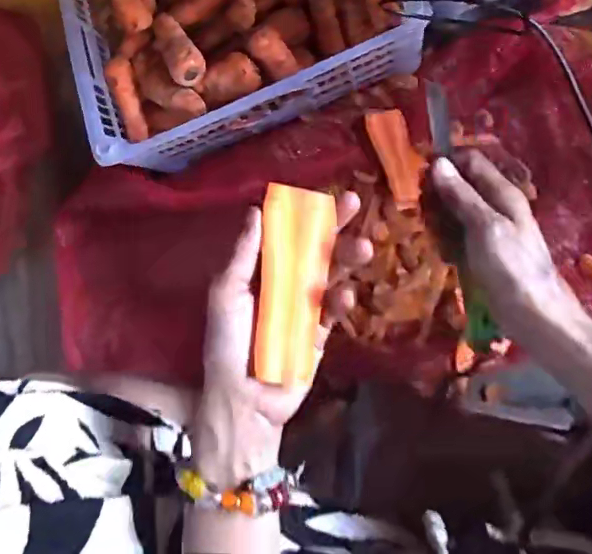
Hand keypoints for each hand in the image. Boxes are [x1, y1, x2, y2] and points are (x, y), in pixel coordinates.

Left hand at [192, 191, 370, 484]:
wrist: (243, 399)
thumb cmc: (227, 341)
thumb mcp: (227, 291)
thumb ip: (245, 254)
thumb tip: (256, 209)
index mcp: (260, 267)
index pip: (284, 231)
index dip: (301, 212)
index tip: (319, 191)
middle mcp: (284, 280)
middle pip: (313, 246)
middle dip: (334, 225)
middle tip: (356, 203)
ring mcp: (304, 305)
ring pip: (330, 273)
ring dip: (347, 258)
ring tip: (364, 246)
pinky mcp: (319, 333)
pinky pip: (334, 311)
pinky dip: (341, 300)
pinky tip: (345, 292)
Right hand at [428, 151, 591, 354]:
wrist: (537, 318)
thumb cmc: (512, 268)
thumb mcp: (485, 226)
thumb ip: (462, 195)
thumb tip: (438, 163)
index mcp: (503, 193)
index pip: (470, 160)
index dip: (445, 162)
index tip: (419, 173)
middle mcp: (496, 205)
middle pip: (459, 184)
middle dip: (437, 192)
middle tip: (421, 207)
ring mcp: (489, 229)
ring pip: (454, 209)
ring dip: (439, 217)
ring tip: (431, 232)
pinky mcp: (482, 250)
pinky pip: (456, 233)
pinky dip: (446, 238)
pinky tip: (442, 251)